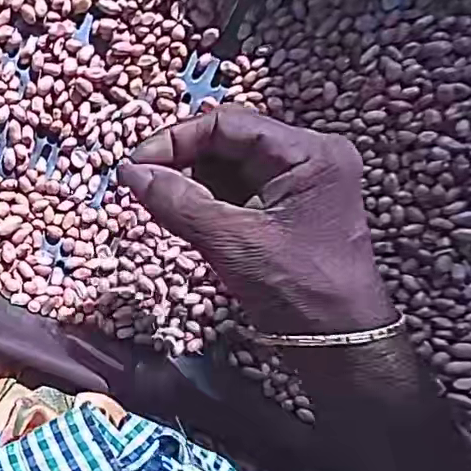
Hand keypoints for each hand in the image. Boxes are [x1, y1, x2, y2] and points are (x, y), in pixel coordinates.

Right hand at [115, 106, 394, 334]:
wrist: (340, 346)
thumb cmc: (298, 289)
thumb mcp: (233, 242)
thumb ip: (178, 202)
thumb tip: (130, 172)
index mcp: (308, 153)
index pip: (228, 124)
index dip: (176, 139)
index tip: (136, 163)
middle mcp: (305, 159)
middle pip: (227, 143)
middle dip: (180, 161)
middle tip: (140, 183)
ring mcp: (294, 186)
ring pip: (226, 168)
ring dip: (187, 182)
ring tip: (153, 200)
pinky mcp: (281, 211)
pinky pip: (232, 192)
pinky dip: (201, 201)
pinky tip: (175, 212)